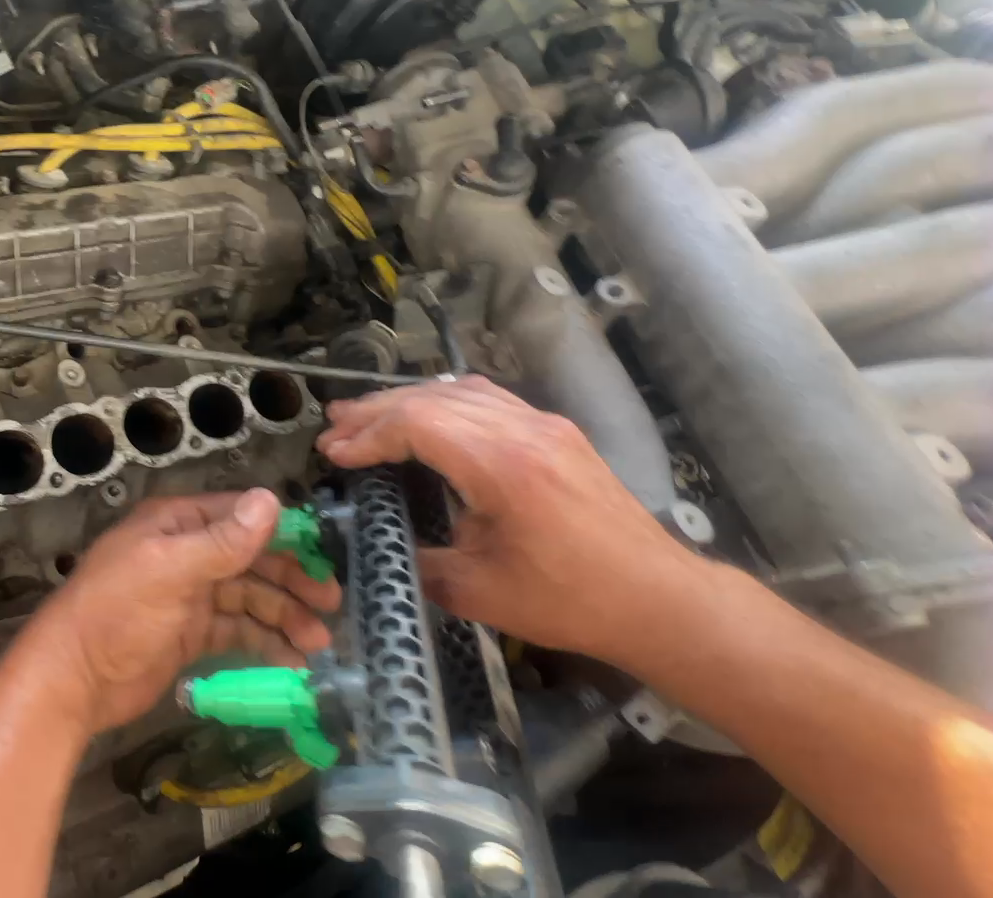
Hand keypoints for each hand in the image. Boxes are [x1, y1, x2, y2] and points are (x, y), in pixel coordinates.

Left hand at [16, 490, 342, 733]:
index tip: (326, 556)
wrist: (75, 678)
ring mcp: (187, 595)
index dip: (284, 534)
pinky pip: (235, 631)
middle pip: (249, 558)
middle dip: (290, 580)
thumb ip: (222, 541)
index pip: (240, 517)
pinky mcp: (189, 634)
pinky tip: (291, 661)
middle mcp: (184, 553)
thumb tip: (272, 500)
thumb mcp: (169, 570)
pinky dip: (263, 642)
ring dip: (283, 617)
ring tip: (317, 643)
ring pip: (247, 598)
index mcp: (176, 525)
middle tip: (332, 605)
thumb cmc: (116, 612)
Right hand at [315, 376, 703, 663]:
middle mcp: (523, 429)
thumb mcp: (476, 592)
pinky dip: (441, 402)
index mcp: (503, 465)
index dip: (367, 435)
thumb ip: (416, 560)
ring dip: (405, 401)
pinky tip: (423, 415)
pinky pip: (486, 398)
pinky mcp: (556, 432)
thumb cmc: (569, 601)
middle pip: (432, 398)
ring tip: (364, 414)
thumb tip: (374, 544)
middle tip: (332, 426)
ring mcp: (544, 425)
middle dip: (374, 410)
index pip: (416, 423)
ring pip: (458, 391)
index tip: (333, 454)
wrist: (660, 601)